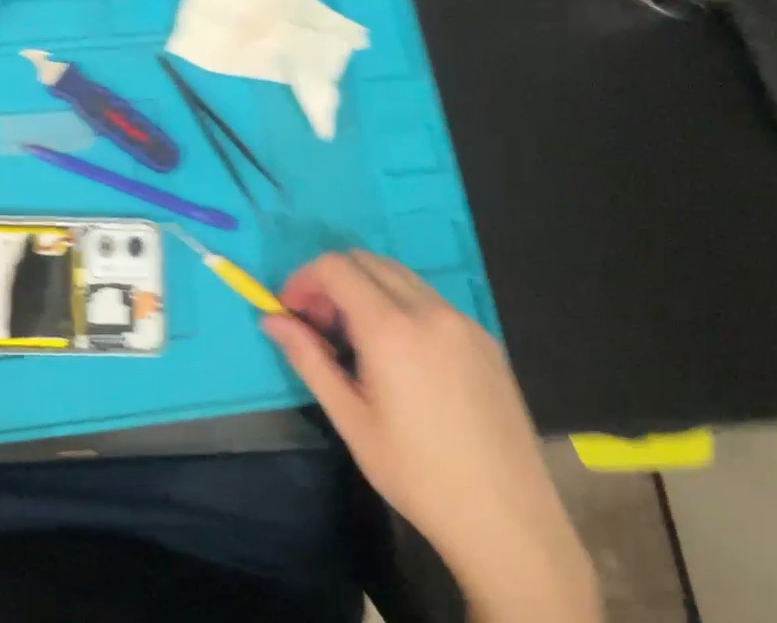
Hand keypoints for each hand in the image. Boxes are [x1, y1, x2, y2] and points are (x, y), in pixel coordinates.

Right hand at [261, 252, 597, 622]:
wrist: (506, 516)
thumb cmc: (416, 473)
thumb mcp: (350, 419)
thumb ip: (309, 359)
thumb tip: (271, 320)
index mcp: (392, 329)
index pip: (336, 267)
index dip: (303, 279)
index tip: (289, 312)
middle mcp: (430, 311)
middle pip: (367, 261)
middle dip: (331, 280)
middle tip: (315, 324)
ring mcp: (463, 322)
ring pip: (400, 275)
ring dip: (364, 288)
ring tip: (351, 338)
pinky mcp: (484, 339)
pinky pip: (429, 299)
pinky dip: (398, 303)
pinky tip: (395, 351)